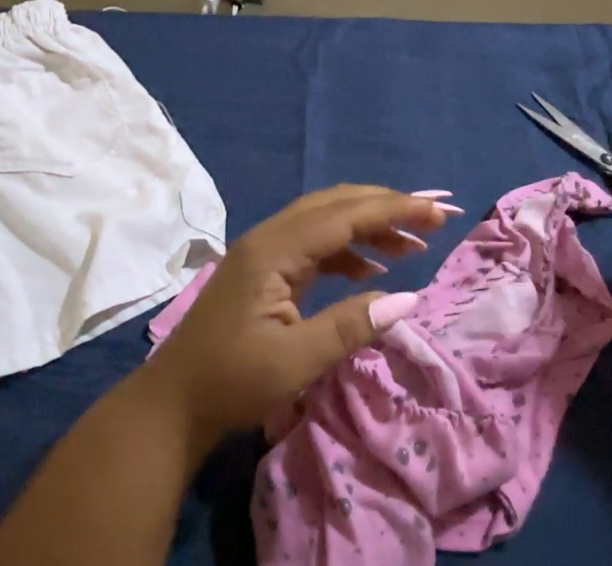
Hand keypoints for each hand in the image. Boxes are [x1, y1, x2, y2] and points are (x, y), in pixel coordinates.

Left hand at [143, 185, 454, 440]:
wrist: (172, 405)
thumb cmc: (231, 382)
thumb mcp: (296, 360)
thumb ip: (351, 325)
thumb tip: (409, 298)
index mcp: (274, 250)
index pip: (344, 215)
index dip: (394, 209)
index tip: (439, 210)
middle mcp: (269, 239)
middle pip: (335, 205)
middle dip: (387, 206)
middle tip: (435, 216)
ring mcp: (264, 254)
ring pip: (326, 222)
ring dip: (370, 226)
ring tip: (414, 245)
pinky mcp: (265, 273)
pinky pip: (315, 246)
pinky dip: (349, 249)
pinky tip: (372, 268)